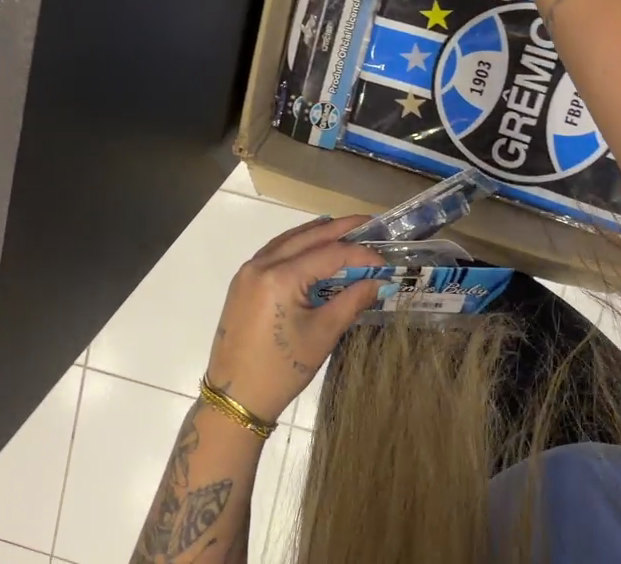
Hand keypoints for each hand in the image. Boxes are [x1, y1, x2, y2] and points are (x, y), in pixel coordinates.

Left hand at [203, 216, 385, 422]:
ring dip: (316, 233)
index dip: (359, 253)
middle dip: (339, 229)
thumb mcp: (322, 335)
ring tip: (344, 230)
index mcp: (280, 277)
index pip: (329, 253)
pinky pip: (274, 251)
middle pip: (307, 237)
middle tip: (368, 222)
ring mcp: (248, 271)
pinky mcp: (242, 281)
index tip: (384, 258)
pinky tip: (312, 247)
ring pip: (288, 240)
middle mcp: (261, 264)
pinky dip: (296, 244)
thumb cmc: (282, 370)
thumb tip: (379, 281)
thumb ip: (351, 301)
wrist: (236, 398)